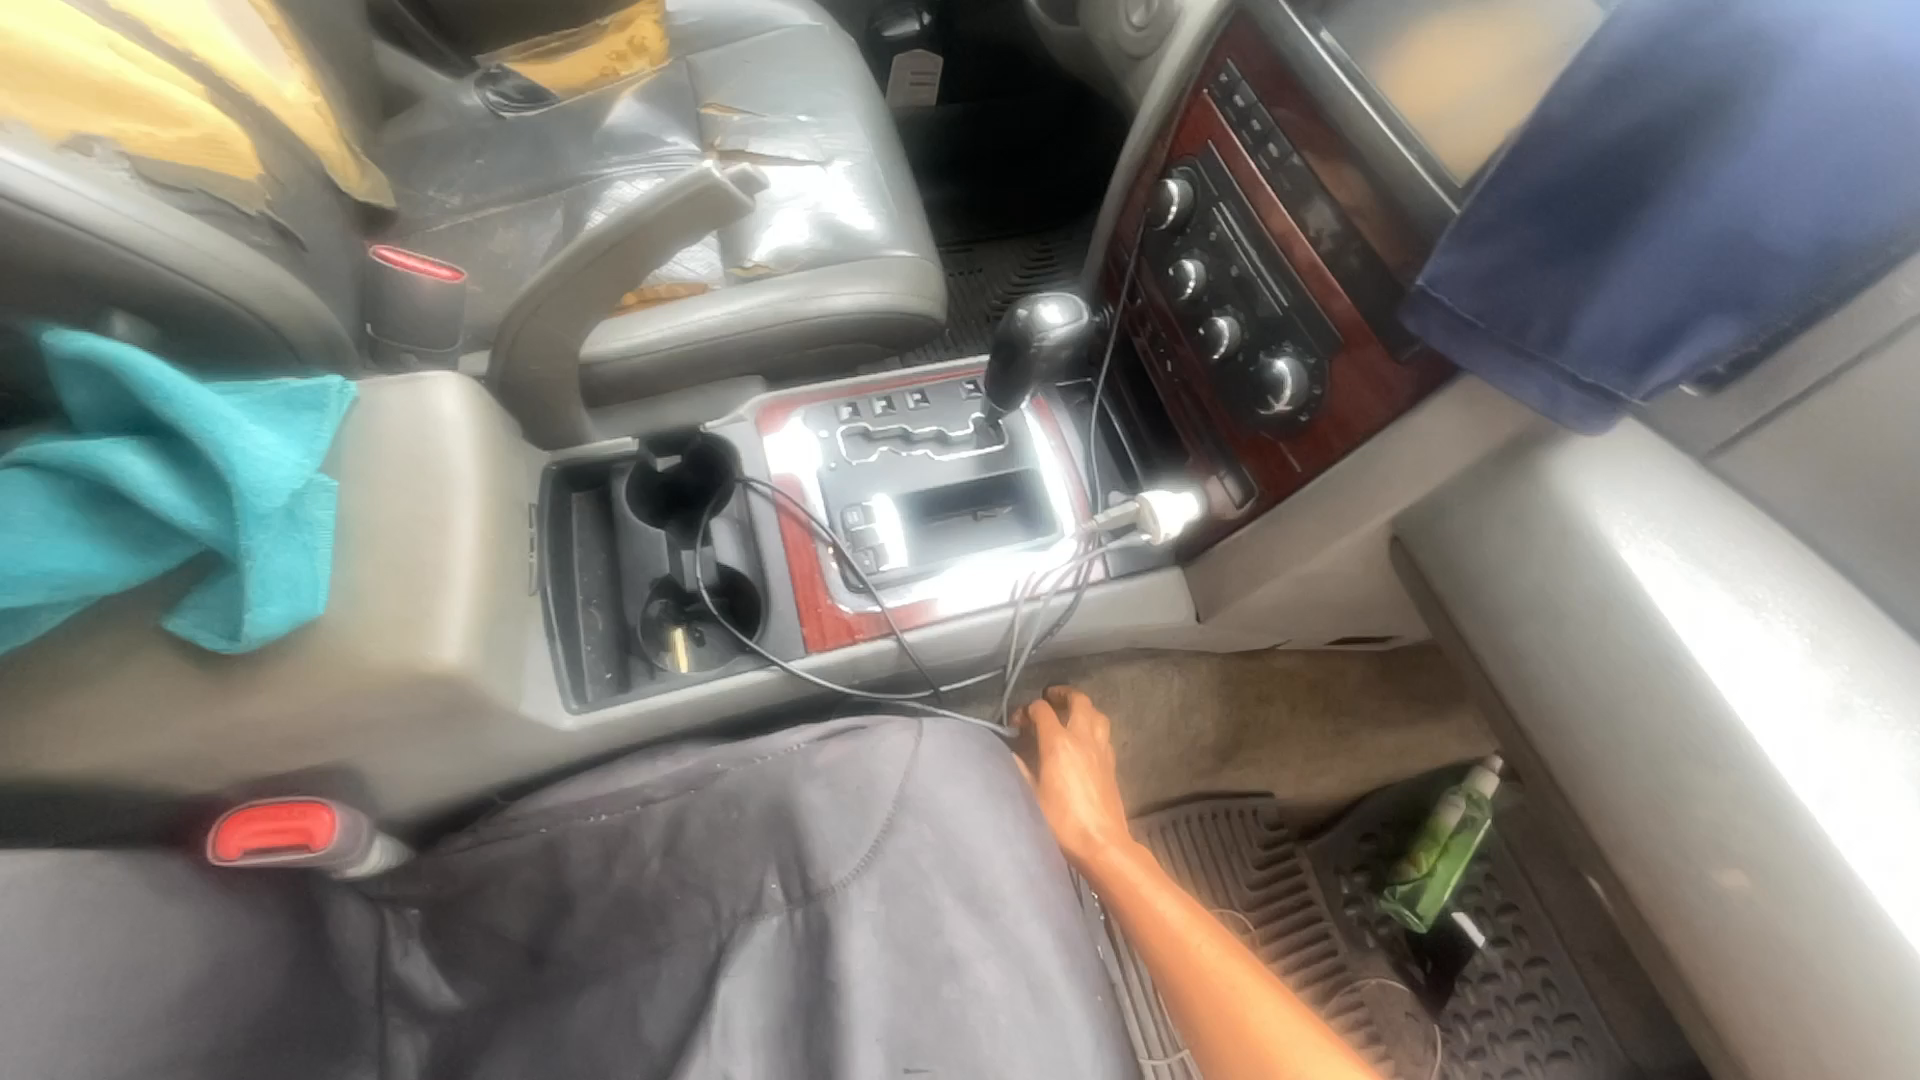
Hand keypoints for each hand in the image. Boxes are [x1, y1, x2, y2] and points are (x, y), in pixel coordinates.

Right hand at [1014, 686, 1136, 870]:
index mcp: (1058, 743)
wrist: (1101, 842)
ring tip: (1070, 714)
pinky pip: (1104, 733)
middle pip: (1078, 700)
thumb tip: (1012, 752)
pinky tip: (1085, 741)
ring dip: (1083, 708)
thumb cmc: (1061, 821)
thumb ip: (1021, 768)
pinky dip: (1094, 727)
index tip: (1018, 723)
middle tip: (1050, 698)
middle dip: (1063, 693)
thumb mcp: (1031, 794)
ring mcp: (1101, 749)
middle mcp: (1082, 738)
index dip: (1027, 710)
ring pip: (1097, 714)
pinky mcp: (1112, 763)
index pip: (1042, 710)